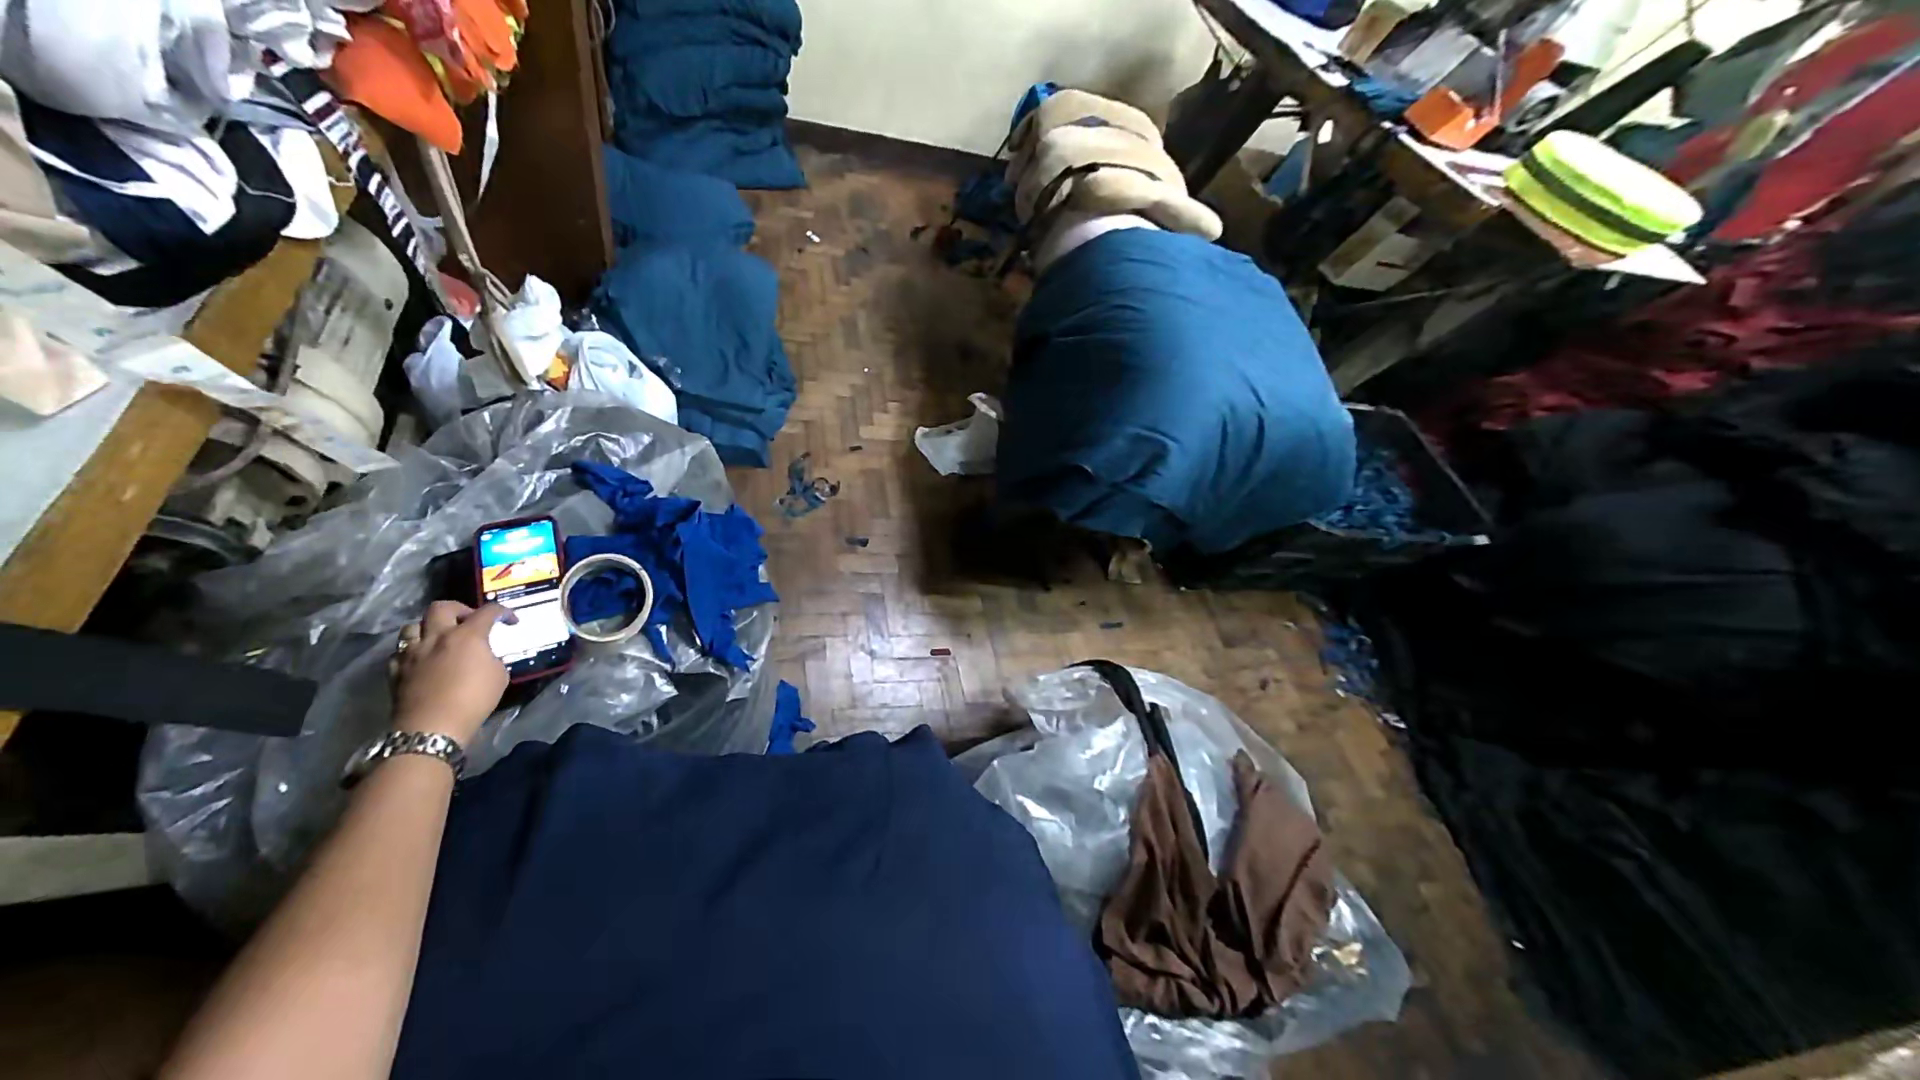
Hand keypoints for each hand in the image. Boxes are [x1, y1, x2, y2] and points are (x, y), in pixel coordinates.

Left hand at [391, 601, 514, 743]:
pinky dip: (411, 651)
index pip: (488, 611)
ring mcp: (412, 653)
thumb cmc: (473, 700)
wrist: (432, 727)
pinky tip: (420, 660)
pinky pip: (400, 652)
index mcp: (467, 636)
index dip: (502, 612)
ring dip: (428, 628)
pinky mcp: (396, 670)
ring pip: (413, 626)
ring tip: (439, 639)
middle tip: (468, 621)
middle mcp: (437, 637)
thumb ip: (492, 659)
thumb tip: (484, 657)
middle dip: (459, 610)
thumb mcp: (499, 677)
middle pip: (441, 607)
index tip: (510, 621)